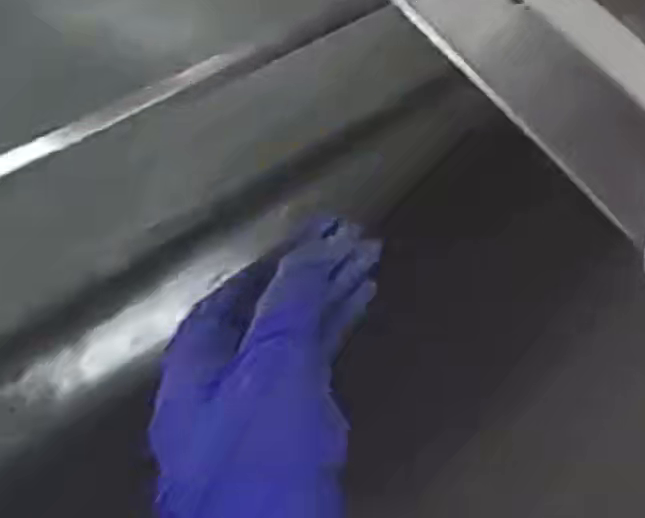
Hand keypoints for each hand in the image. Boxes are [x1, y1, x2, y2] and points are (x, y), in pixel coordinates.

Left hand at [151, 218, 379, 517]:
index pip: (228, 302)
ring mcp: (261, 394)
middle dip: (311, 270)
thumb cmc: (260, 437)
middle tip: (357, 233)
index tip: (319, 229)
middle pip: (268, 311)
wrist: (274, 516)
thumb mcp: (273, 363)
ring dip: (333, 288)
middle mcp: (223, 377)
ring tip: (373, 253)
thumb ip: (293, 303)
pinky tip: (367, 294)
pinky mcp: (298, 406)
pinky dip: (341, 317)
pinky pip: (318, 347)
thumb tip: (315, 242)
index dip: (271, 264)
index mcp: (198, 370)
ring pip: (299, 326)